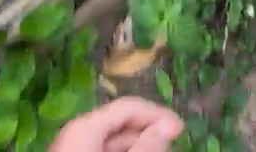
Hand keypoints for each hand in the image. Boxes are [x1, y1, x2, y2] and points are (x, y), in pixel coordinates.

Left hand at [52, 97, 183, 151]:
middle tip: (171, 149)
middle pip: (119, 127)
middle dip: (146, 137)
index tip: (180, 132)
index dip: (157, 115)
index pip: (127, 108)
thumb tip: (168, 126)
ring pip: (111, 146)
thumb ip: (145, 149)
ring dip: (135, 151)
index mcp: (83, 129)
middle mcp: (75, 136)